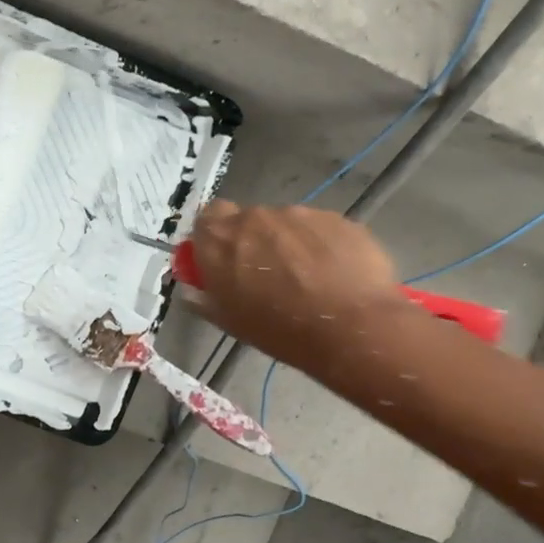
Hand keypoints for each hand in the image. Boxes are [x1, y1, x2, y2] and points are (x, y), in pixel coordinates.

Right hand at [189, 201, 404, 369]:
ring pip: (286, 224)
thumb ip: (202, 297)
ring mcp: (299, 214)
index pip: (206, 218)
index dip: (215, 236)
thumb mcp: (225, 320)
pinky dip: (322, 246)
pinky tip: (335, 275)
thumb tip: (193, 288)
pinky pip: (321, 229)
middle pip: (248, 220)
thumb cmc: (277, 328)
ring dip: (290, 243)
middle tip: (267, 274)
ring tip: (309, 278)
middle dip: (254, 240)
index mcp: (218, 239)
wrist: (350, 327)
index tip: (224, 259)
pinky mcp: (337, 219)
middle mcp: (255, 217)